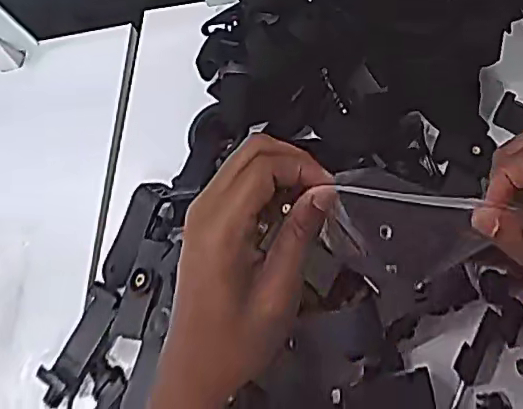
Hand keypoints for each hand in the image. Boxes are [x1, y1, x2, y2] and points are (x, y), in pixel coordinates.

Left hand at [151, 134, 332, 408]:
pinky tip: (284, 210)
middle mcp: (205, 212)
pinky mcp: (205, 220)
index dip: (303, 166)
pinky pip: (239, 178)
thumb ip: (300, 233)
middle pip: (253, 148)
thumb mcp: (278, 291)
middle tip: (319, 185)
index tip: (326, 186)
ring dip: (281, 167)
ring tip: (306, 198)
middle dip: (294, 158)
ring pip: (246, 158)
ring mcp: (202, 213)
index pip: (265, 164)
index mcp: (220, 226)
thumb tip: (322, 193)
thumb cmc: (228, 345)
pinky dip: (267, 181)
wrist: (195, 373)